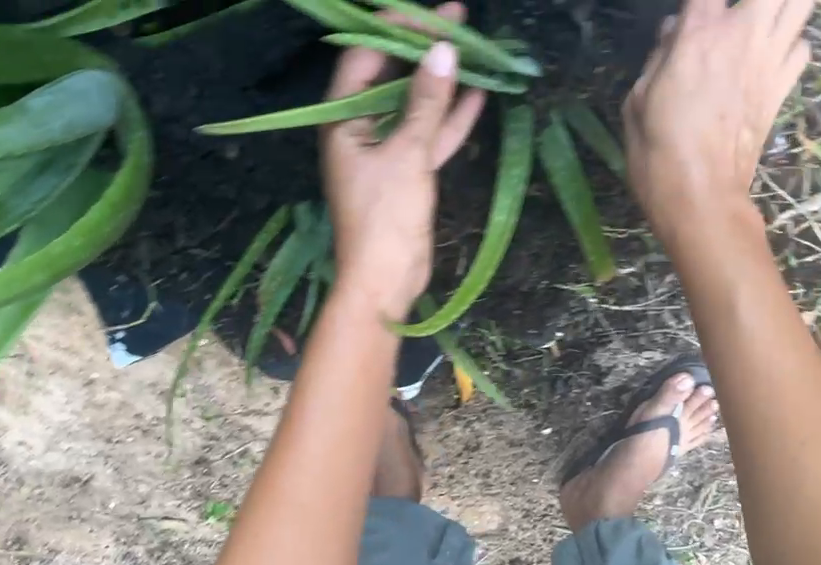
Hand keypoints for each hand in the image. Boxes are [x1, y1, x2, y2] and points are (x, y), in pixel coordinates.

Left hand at [322, 4, 487, 322]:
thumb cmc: (386, 218)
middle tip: (459, 21)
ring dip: (443, 83)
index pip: (366, 56)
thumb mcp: (408, 154)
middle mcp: (360, 129)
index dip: (395, 28)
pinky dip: (450, 120)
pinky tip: (477, 96)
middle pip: (392, 77)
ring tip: (475, 50)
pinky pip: (429, 138)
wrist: (386, 281)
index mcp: (343, 120)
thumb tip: (444, 51)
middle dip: (423, 50)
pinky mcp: (408, 175)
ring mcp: (385, 153)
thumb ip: (427, 103)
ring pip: (416, 108)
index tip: (431, 12)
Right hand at [622, 0, 811, 243]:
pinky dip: (792, 45)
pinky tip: (773, 56)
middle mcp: (741, 35)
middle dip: (756, 0)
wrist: (701, 200)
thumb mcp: (637, 103)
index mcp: (699, 33)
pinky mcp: (781, 90)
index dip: (699, 1)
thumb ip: (658, 58)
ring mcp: (768, 61)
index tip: (694, 14)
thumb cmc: (658, 157)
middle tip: (736, 17)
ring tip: (764, 20)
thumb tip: (674, 34)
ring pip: (800, 3)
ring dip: (783, 7)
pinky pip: (802, 48)